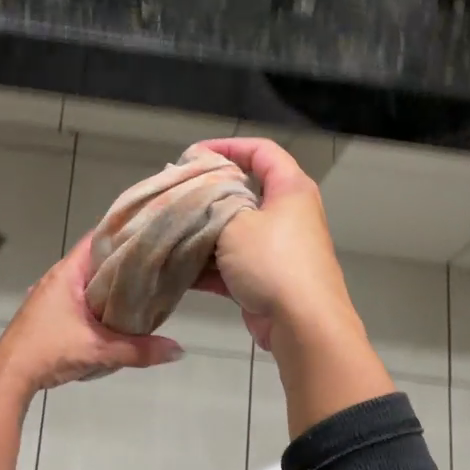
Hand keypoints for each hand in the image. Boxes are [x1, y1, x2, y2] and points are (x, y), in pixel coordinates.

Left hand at [0, 235, 184, 395]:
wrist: (9, 376)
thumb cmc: (50, 351)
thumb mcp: (99, 351)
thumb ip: (139, 350)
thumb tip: (178, 351)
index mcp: (67, 273)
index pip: (98, 239)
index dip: (125, 234)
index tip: (152, 235)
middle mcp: (56, 278)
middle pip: (94, 261)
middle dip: (122, 263)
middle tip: (155, 266)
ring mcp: (47, 296)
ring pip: (85, 282)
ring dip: (107, 286)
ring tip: (139, 289)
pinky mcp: (44, 314)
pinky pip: (75, 299)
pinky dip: (94, 302)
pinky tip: (110, 315)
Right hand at [197, 137, 392, 432]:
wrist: (301, 322)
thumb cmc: (273, 262)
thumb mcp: (236, 223)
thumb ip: (213, 203)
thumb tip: (196, 194)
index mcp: (290, 189)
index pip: (261, 152)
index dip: (228, 146)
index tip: (194, 154)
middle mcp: (286, 215)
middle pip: (242, 194)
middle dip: (207, 196)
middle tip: (175, 196)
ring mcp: (275, 250)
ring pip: (232, 233)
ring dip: (201, 235)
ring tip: (168, 233)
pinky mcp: (264, 280)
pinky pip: (229, 266)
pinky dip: (206, 267)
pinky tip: (176, 270)